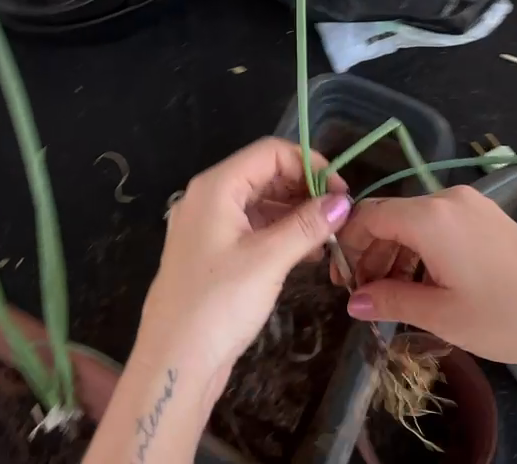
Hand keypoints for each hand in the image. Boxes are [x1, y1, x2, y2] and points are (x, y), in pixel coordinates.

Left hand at [130, 138, 350, 402]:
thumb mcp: (268, 260)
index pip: (269, 152)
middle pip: (264, 174)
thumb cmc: (218, 304)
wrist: (173, 363)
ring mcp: (209, 226)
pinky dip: (281, 233)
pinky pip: (253, 228)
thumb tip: (343, 201)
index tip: (341, 192)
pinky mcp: (213, 252)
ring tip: (330, 236)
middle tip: (339, 215)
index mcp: (216, 187)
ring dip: (296, 213)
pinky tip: (309, 253)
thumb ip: (307, 225)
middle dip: (304, 189)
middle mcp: (209, 197)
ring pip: (260, 202)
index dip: (308, 164)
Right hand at [335, 185, 516, 371]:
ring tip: (393, 296)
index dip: (349, 245)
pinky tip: (425, 283)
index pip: (369, 215)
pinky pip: (439, 224)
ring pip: (415, 221)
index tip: (342, 282)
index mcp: (430, 215)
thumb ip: (391, 301)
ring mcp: (471, 205)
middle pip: (391, 216)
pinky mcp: (488, 217)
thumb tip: (354, 302)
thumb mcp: (442, 315)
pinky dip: (422, 249)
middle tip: (363, 295)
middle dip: (371, 252)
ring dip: (396, 253)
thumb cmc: (506, 317)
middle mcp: (447, 198)